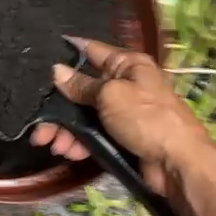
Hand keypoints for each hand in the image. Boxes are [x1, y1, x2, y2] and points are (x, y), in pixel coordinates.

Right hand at [30, 38, 215, 215]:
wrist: (178, 165)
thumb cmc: (148, 119)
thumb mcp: (111, 96)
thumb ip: (81, 85)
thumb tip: (56, 70)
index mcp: (128, 65)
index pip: (91, 50)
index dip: (66, 52)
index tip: (37, 58)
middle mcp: (124, 84)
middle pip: (81, 88)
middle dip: (58, 106)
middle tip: (38, 125)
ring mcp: (121, 112)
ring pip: (83, 114)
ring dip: (64, 129)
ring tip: (51, 145)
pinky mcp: (120, 136)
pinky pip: (92, 134)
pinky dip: (78, 142)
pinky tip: (69, 152)